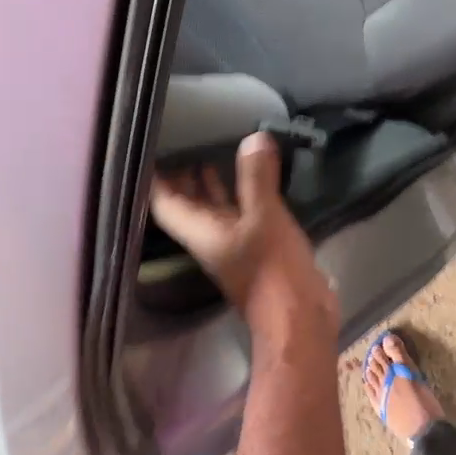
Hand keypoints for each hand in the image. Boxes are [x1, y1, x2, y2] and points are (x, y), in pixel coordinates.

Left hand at [150, 133, 336, 335]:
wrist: (300, 316)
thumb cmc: (272, 268)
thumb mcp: (264, 216)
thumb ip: (256, 178)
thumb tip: (254, 138)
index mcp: (201, 232)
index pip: (165, 203)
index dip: (157, 178)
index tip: (156, 148)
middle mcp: (211, 238)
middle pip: (188, 206)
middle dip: (185, 178)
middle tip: (187, 143)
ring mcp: (235, 246)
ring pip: (215, 211)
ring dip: (212, 186)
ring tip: (213, 153)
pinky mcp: (259, 248)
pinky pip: (242, 215)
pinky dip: (242, 195)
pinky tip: (255, 178)